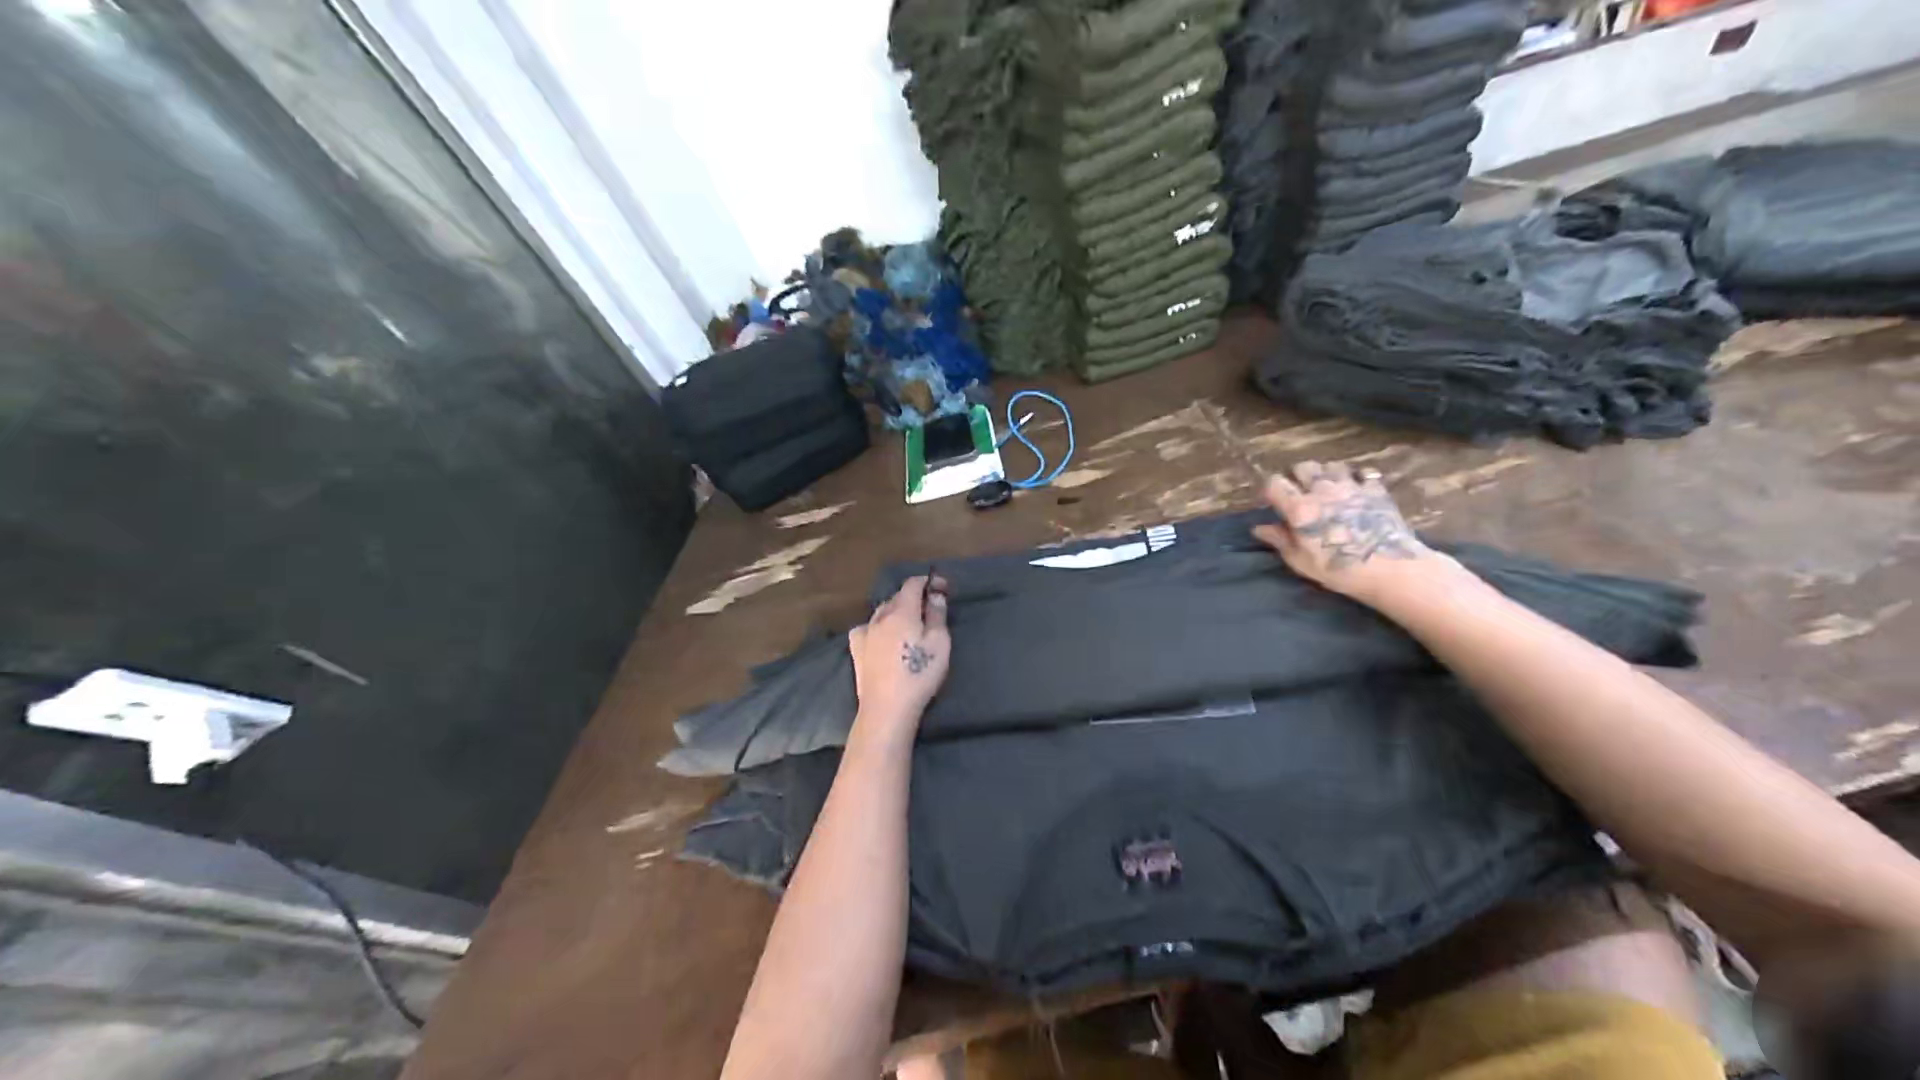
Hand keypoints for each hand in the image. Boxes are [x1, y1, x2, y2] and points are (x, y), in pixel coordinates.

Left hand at [848, 575, 950, 732]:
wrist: (887, 708)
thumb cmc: (919, 674)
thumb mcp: (939, 644)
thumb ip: (937, 616)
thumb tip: (935, 594)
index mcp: (902, 611)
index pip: (913, 584)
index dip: (928, 582)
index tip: (942, 587)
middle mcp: (880, 617)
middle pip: (897, 597)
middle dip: (914, 597)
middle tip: (930, 608)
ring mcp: (864, 633)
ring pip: (881, 612)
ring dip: (895, 611)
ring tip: (908, 623)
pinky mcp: (856, 651)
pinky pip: (867, 628)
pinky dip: (877, 626)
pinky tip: (880, 636)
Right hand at [1252, 459, 1454, 600]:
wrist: (1392, 569)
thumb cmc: (1340, 570)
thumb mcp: (1301, 562)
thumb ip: (1280, 540)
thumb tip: (1259, 528)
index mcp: (1299, 509)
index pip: (1275, 483)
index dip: (1270, 489)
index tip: (1272, 501)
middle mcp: (1322, 491)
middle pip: (1303, 467)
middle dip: (1297, 476)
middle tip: (1299, 492)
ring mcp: (1351, 487)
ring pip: (1331, 465)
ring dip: (1326, 474)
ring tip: (1328, 488)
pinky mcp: (1375, 490)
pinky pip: (1363, 472)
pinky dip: (1357, 477)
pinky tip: (1357, 489)